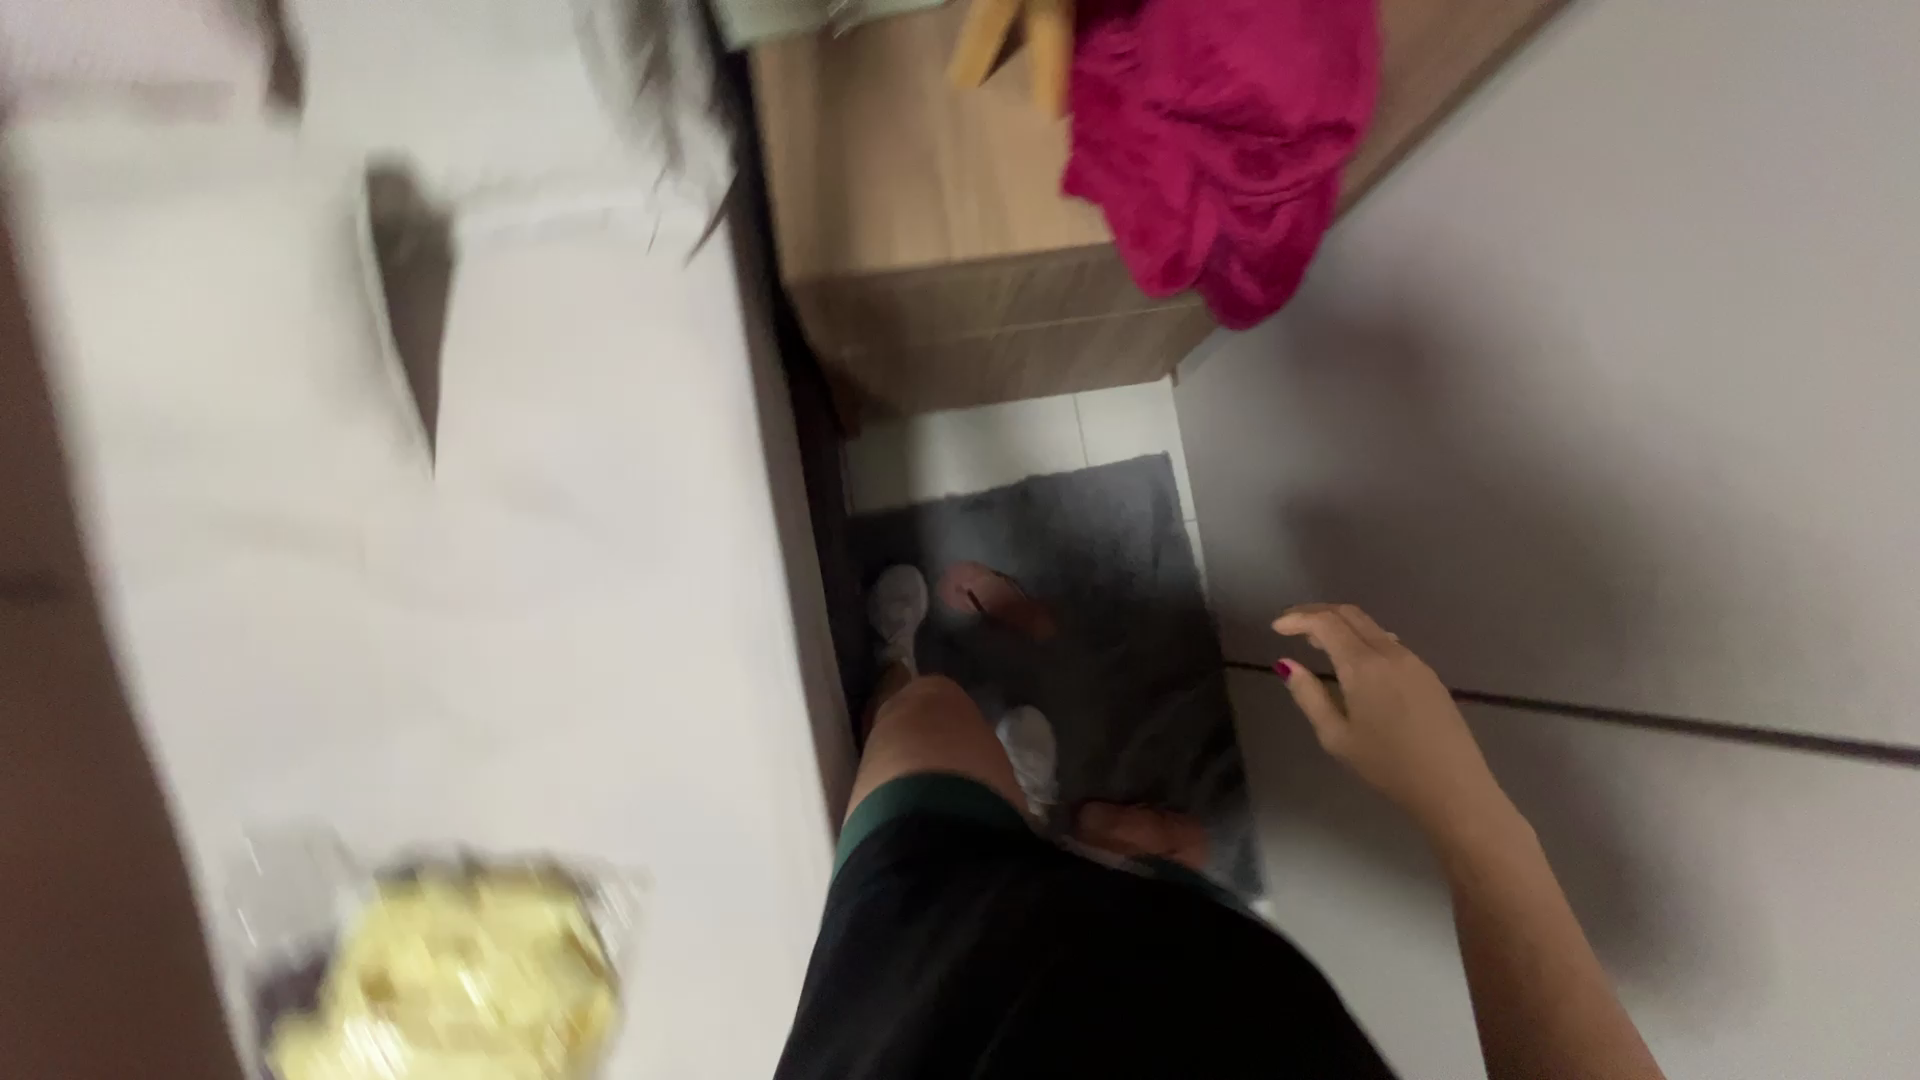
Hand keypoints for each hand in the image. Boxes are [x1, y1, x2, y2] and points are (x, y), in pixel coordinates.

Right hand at [1272, 604, 1513, 842]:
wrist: (1454, 789)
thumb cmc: (1387, 766)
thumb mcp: (1335, 736)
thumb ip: (1308, 695)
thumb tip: (1286, 664)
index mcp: (1363, 666)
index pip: (1325, 623)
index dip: (1297, 619)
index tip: (1275, 628)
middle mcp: (1390, 653)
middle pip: (1349, 614)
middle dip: (1316, 612)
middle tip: (1291, 625)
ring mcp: (1414, 662)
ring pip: (1370, 625)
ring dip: (1340, 624)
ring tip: (1316, 643)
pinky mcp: (1427, 674)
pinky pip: (1388, 641)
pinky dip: (1361, 638)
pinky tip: (1353, 660)